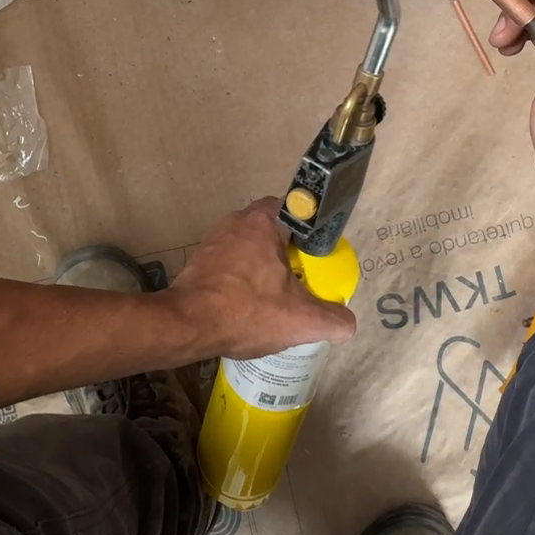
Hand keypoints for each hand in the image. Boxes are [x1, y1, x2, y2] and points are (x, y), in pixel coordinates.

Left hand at [168, 198, 357, 359]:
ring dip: (261, 264)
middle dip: (286, 250)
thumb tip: (347, 325)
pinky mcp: (200, 259)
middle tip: (298, 277)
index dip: (308, 230)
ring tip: (273, 294)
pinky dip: (241, 276)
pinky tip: (247, 303)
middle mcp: (237, 221)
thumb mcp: (301, 320)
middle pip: (272, 227)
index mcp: (264, 222)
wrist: (187, 324)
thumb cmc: (246, 310)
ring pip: (249, 244)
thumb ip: (333, 321)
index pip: (294, 209)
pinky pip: (230, 260)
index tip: (314, 256)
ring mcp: (214, 239)